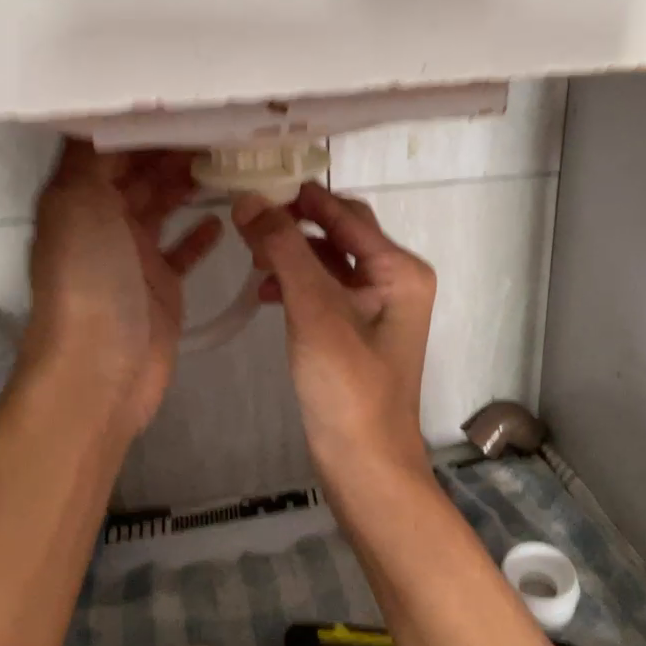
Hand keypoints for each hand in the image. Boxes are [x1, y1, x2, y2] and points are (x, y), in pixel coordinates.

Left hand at [19, 143, 221, 431]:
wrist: (101, 367)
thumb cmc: (89, 281)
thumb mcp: (79, 203)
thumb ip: (93, 156)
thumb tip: (110, 115)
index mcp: (78, 197)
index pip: (112, 147)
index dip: (146, 126)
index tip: (191, 105)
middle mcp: (102, 221)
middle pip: (140, 174)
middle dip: (174, 150)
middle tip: (223, 129)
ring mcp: (133, 255)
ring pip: (163, 206)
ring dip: (189, 184)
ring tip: (229, 162)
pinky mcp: (160, 285)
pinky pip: (183, 250)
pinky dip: (200, 234)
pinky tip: (223, 218)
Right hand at [231, 183, 435, 475]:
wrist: (365, 465)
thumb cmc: (347, 387)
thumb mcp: (315, 311)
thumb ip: (284, 250)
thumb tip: (248, 199)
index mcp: (400, 269)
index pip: (345, 214)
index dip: (300, 196)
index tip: (253, 181)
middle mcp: (395, 280)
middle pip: (339, 233)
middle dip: (294, 225)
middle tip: (245, 220)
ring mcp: (377, 307)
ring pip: (328, 262)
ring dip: (291, 254)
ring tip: (249, 256)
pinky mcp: (356, 332)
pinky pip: (324, 291)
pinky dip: (295, 285)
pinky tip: (264, 291)